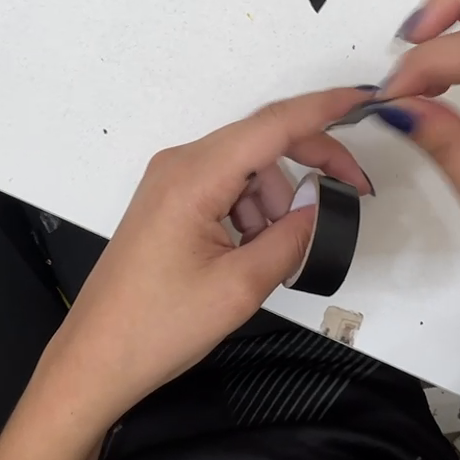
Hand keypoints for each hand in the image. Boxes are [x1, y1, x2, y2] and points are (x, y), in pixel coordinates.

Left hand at [39, 88, 375, 426]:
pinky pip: (228, 187)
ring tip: (268, 257)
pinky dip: (252, 212)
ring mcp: (172, 180)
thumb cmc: (158, 328)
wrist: (95, 360)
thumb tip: (322, 204)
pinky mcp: (171, 200)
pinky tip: (249, 253)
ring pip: (249, 170)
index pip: (272, 125)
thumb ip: (292, 238)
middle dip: (312, 162)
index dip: (323, 108)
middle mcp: (181, 163)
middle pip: (263, 142)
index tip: (364, 99)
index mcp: (194, 175)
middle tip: (353, 193)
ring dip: (275, 202)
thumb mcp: (240, 287)